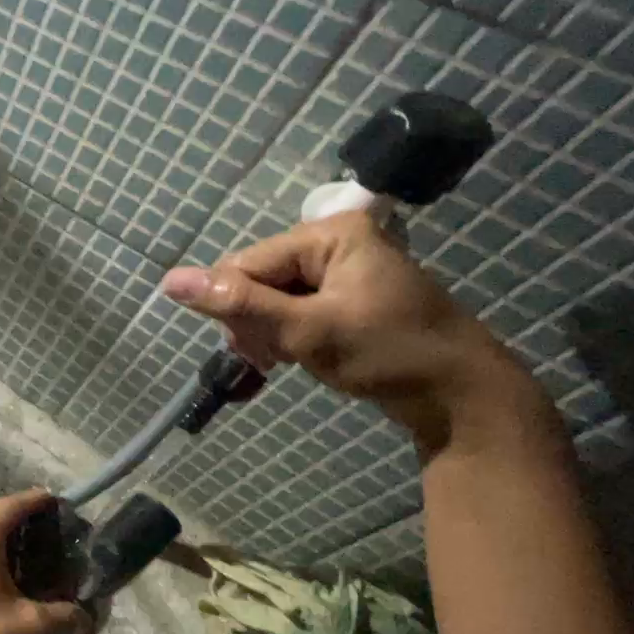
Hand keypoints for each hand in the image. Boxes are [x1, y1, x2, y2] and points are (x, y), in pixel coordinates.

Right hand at [161, 210, 542, 452]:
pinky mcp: (345, 296)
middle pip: (254, 279)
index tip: (256, 350)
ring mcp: (341, 270)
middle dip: (253, 321)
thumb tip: (168, 280)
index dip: (236, 308)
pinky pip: (290, 308)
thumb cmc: (389, 355)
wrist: (465, 398)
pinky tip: (294, 355)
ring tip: (286, 360)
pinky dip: (284, 334)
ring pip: (267, 297)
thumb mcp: (307, 330)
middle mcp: (333, 242)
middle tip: (274, 358)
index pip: (243, 265)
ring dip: (266, 333)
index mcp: (329, 235)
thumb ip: (238, 304)